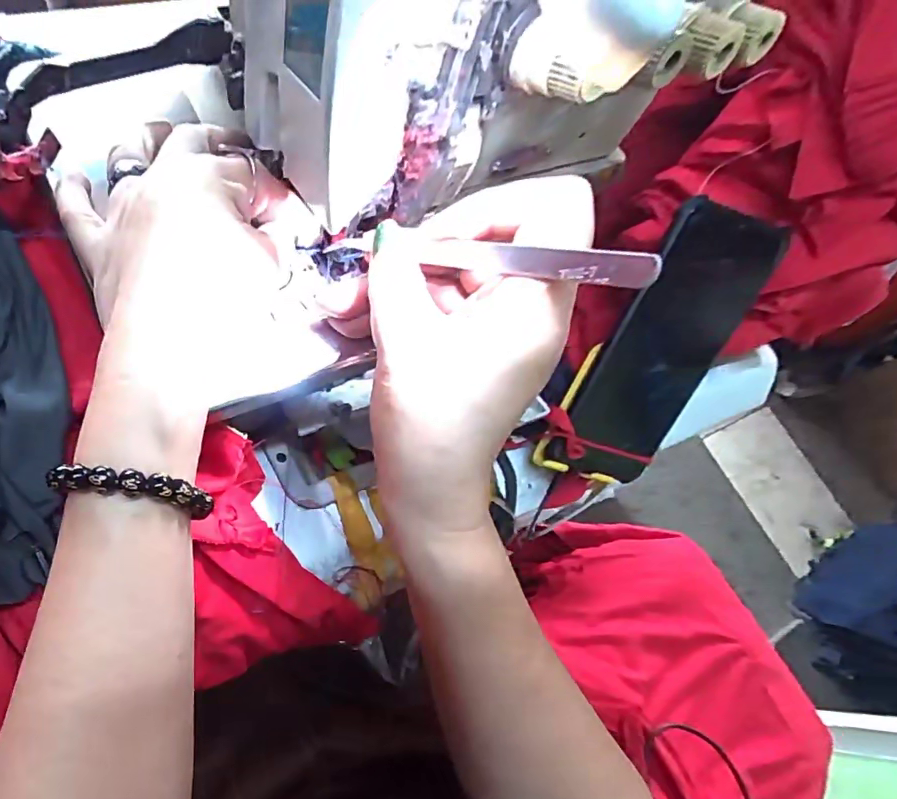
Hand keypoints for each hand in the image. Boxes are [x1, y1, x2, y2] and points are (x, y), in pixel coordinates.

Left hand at [57, 123, 312, 431]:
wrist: (165, 356)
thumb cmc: (214, 314)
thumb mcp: (267, 269)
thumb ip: (274, 241)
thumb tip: (274, 233)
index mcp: (208, 180)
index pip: (250, 172)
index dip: (271, 192)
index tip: (283, 214)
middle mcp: (160, 184)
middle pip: (192, 141)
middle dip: (219, 143)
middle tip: (235, 155)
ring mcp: (124, 213)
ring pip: (129, 153)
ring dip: (148, 141)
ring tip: (160, 138)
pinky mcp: (98, 248)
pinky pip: (76, 208)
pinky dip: (75, 189)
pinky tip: (77, 176)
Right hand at [318, 177, 592, 541]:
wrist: (429, 494)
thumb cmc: (427, 425)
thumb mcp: (404, 344)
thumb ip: (394, 278)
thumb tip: (387, 239)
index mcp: (537, 301)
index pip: (551, 207)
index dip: (490, 210)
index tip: (435, 245)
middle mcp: (531, 307)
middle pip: (489, 241)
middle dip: (421, 254)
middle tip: (369, 276)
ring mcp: (502, 329)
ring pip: (456, 275)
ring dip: (399, 284)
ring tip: (345, 306)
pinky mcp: (477, 348)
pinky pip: (445, 307)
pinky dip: (404, 308)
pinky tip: (358, 320)